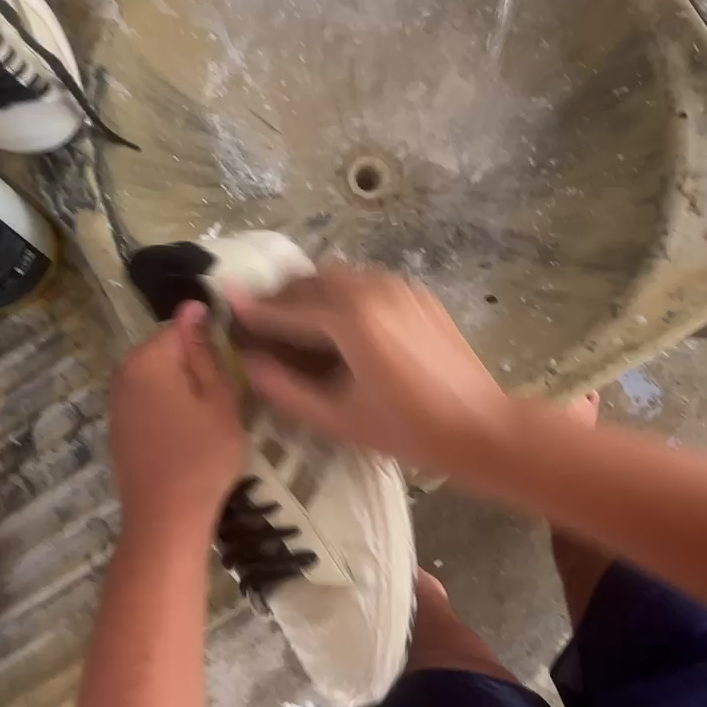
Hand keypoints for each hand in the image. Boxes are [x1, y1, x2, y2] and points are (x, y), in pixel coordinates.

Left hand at [107, 302, 246, 538]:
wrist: (166, 520)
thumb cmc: (203, 456)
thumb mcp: (219, 399)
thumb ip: (204, 351)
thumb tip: (194, 309)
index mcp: (148, 360)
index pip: (181, 325)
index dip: (209, 341)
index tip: (229, 362)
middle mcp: (123, 373)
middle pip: (165, 349)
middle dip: (193, 363)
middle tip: (223, 394)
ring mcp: (116, 402)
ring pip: (157, 375)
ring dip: (181, 385)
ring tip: (208, 414)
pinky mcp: (118, 426)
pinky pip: (147, 398)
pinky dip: (167, 405)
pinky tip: (186, 431)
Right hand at [228, 262, 522, 475]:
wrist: (480, 427)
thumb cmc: (406, 430)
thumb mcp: (337, 417)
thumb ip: (285, 388)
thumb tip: (248, 363)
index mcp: (351, 319)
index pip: (290, 309)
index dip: (255, 309)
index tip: (226, 302)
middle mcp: (374, 290)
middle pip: (313, 281)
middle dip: (284, 297)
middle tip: (264, 322)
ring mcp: (400, 288)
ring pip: (341, 276)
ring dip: (314, 292)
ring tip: (300, 324)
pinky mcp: (418, 295)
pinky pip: (368, 282)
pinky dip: (344, 294)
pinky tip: (343, 326)